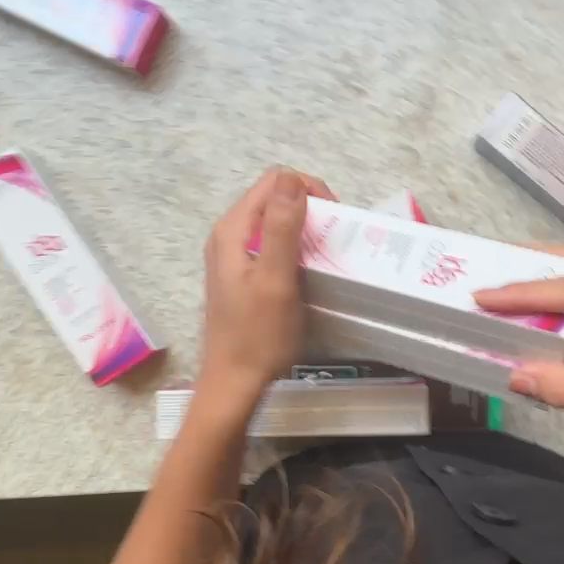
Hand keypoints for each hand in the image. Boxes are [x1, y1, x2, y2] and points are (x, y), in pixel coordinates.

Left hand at [198, 167, 334, 404]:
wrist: (235, 384)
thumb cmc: (259, 336)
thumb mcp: (276, 279)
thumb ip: (281, 227)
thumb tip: (292, 178)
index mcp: (232, 229)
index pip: (275, 181)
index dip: (309, 189)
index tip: (335, 218)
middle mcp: (228, 235)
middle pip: (273, 197)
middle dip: (309, 207)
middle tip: (336, 236)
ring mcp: (233, 256)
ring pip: (274, 221)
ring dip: (304, 228)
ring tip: (328, 251)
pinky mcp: (242, 275)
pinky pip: (271, 244)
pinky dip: (295, 247)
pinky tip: (310, 269)